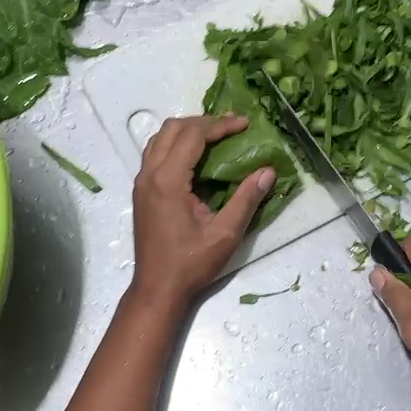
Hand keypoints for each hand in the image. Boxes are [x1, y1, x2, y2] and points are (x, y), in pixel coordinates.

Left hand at [131, 114, 276, 307]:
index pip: (192, 136)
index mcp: (167, 181)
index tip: (244, 123)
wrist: (158, 288)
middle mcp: (149, 175)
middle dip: (203, 122)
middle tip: (231, 126)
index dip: (220, 125)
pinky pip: (155, 154)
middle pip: (172, 129)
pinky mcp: (142, 192)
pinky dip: (176, 145)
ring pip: (160, 139)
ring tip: (215, 135)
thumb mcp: (225, 234)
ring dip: (187, 131)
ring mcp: (142, 183)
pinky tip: (197, 157)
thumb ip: (246, 199)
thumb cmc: (191, 264)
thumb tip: (268, 172)